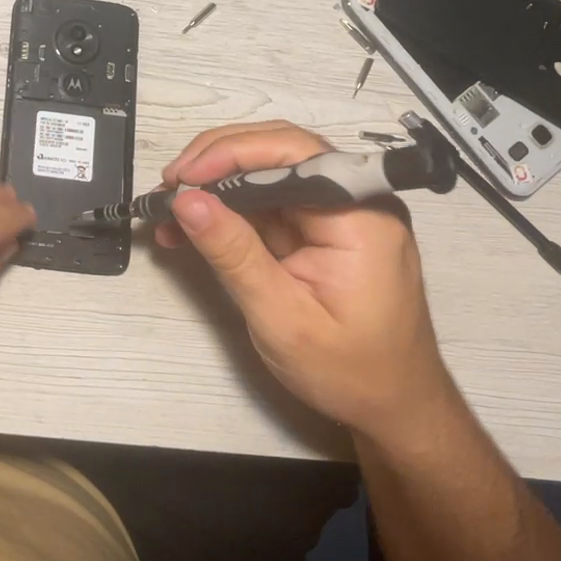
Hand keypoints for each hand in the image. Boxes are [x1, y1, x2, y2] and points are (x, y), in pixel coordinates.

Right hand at [158, 122, 459, 444]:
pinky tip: (188, 227)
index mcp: (360, 216)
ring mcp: (337, 213)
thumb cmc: (348, 372)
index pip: (293, 153)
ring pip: (267, 172)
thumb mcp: (281, 318)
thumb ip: (234, 254)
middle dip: (216, 161)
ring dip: (214, 184)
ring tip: (168, 206)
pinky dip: (225, 209)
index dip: (232, 153)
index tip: (181, 179)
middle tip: (167, 187)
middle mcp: (354, 201)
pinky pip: (266, 202)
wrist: (392, 408)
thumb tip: (186, 200)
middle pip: (278, 151)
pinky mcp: (319, 229)